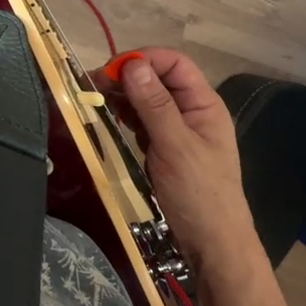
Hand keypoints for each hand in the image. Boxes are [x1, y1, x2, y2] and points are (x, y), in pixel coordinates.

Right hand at [92, 48, 257, 268]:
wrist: (212, 246)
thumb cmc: (200, 194)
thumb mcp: (175, 147)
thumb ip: (154, 104)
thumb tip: (132, 64)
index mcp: (203, 105)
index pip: (174, 63)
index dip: (143, 59)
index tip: (112, 72)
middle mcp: (190, 111)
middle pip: (156, 77)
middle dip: (125, 76)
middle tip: (93, 86)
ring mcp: (176, 129)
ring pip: (144, 97)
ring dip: (121, 95)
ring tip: (97, 102)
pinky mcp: (163, 145)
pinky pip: (140, 118)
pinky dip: (123, 114)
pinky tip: (111, 120)